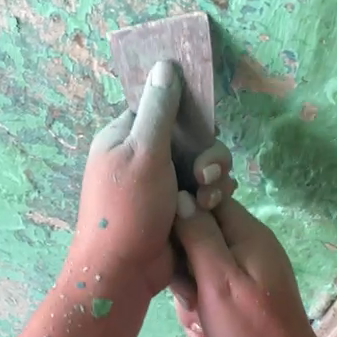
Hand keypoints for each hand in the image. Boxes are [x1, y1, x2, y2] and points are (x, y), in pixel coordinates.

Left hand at [69, 61, 233, 304]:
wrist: (124, 272)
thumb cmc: (128, 209)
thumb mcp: (144, 152)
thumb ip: (159, 109)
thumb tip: (165, 64)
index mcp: (123, 136)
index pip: (161, 108)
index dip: (186, 114)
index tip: (204, 125)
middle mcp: (140, 156)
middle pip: (189, 137)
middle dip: (206, 154)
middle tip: (205, 174)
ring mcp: (159, 183)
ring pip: (202, 164)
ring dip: (213, 178)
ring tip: (206, 199)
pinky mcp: (176, 207)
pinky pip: (204, 190)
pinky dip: (211, 197)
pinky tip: (210, 210)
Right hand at [171, 196, 333, 336]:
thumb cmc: (250, 329)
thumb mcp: (217, 279)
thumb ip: (198, 235)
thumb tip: (180, 195)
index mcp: (247, 232)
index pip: (205, 199)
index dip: (179, 219)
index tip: (168, 249)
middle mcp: (250, 241)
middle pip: (200, 233)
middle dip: (183, 266)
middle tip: (187, 297)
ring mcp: (250, 265)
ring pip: (202, 262)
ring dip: (191, 292)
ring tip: (197, 323)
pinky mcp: (247, 287)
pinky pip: (214, 282)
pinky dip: (204, 303)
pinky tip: (203, 331)